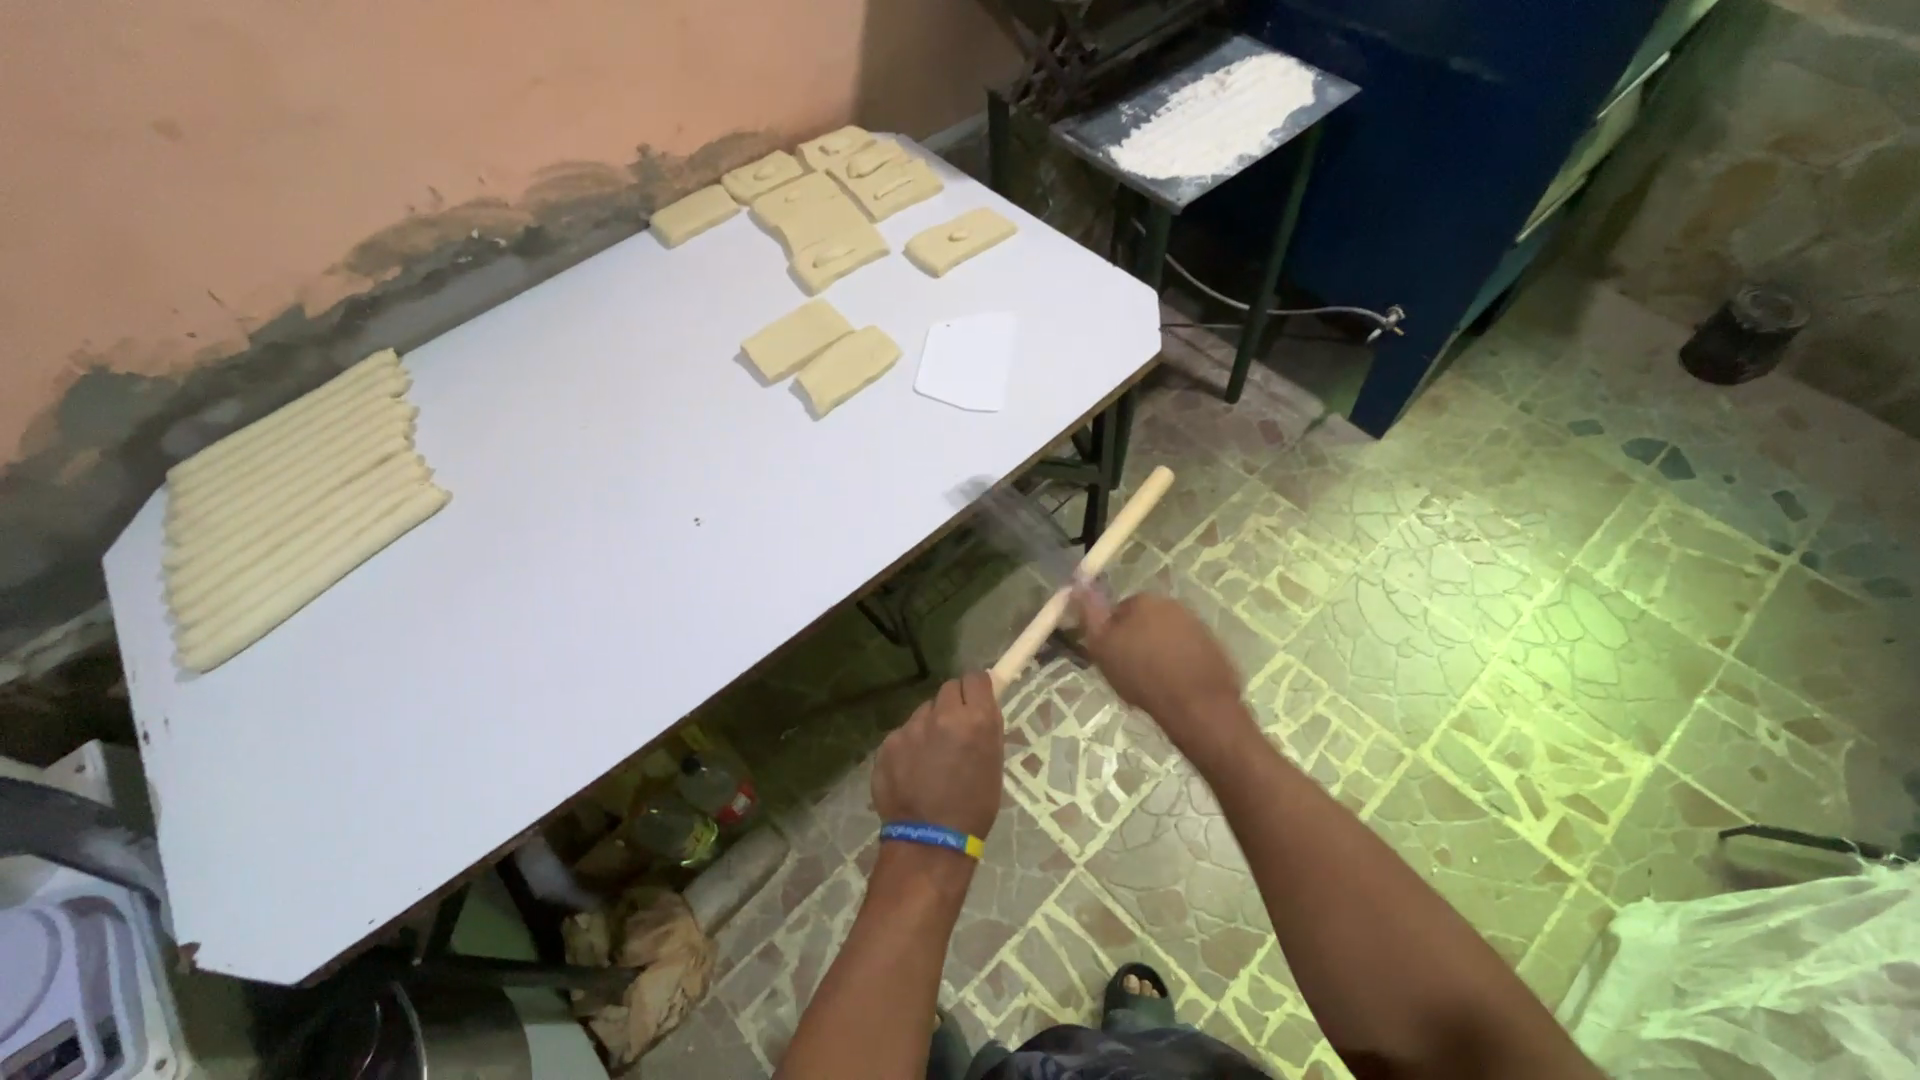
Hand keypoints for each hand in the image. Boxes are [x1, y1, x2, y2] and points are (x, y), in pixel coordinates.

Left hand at [871, 672, 1003, 841]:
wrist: (931, 841)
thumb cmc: (974, 807)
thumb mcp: (993, 763)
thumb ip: (985, 728)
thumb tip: (980, 706)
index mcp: (976, 720)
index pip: (976, 677)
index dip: (976, 689)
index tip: (975, 702)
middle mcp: (942, 715)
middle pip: (948, 689)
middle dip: (953, 704)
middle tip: (954, 731)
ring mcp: (911, 728)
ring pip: (924, 712)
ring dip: (930, 726)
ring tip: (930, 759)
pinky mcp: (888, 743)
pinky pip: (903, 734)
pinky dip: (909, 747)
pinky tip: (912, 772)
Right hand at [1075, 588, 1251, 763]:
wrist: (1195, 704)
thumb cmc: (1141, 674)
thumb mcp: (1102, 646)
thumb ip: (1090, 614)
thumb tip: (1077, 583)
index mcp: (1144, 600)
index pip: (1119, 611)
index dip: (1113, 635)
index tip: (1112, 657)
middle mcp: (1173, 605)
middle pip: (1146, 621)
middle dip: (1138, 640)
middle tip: (1130, 670)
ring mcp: (1198, 625)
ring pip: (1168, 636)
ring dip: (1159, 651)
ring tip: (1153, 681)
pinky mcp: (1214, 647)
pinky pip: (1188, 651)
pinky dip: (1181, 663)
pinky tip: (1175, 685)